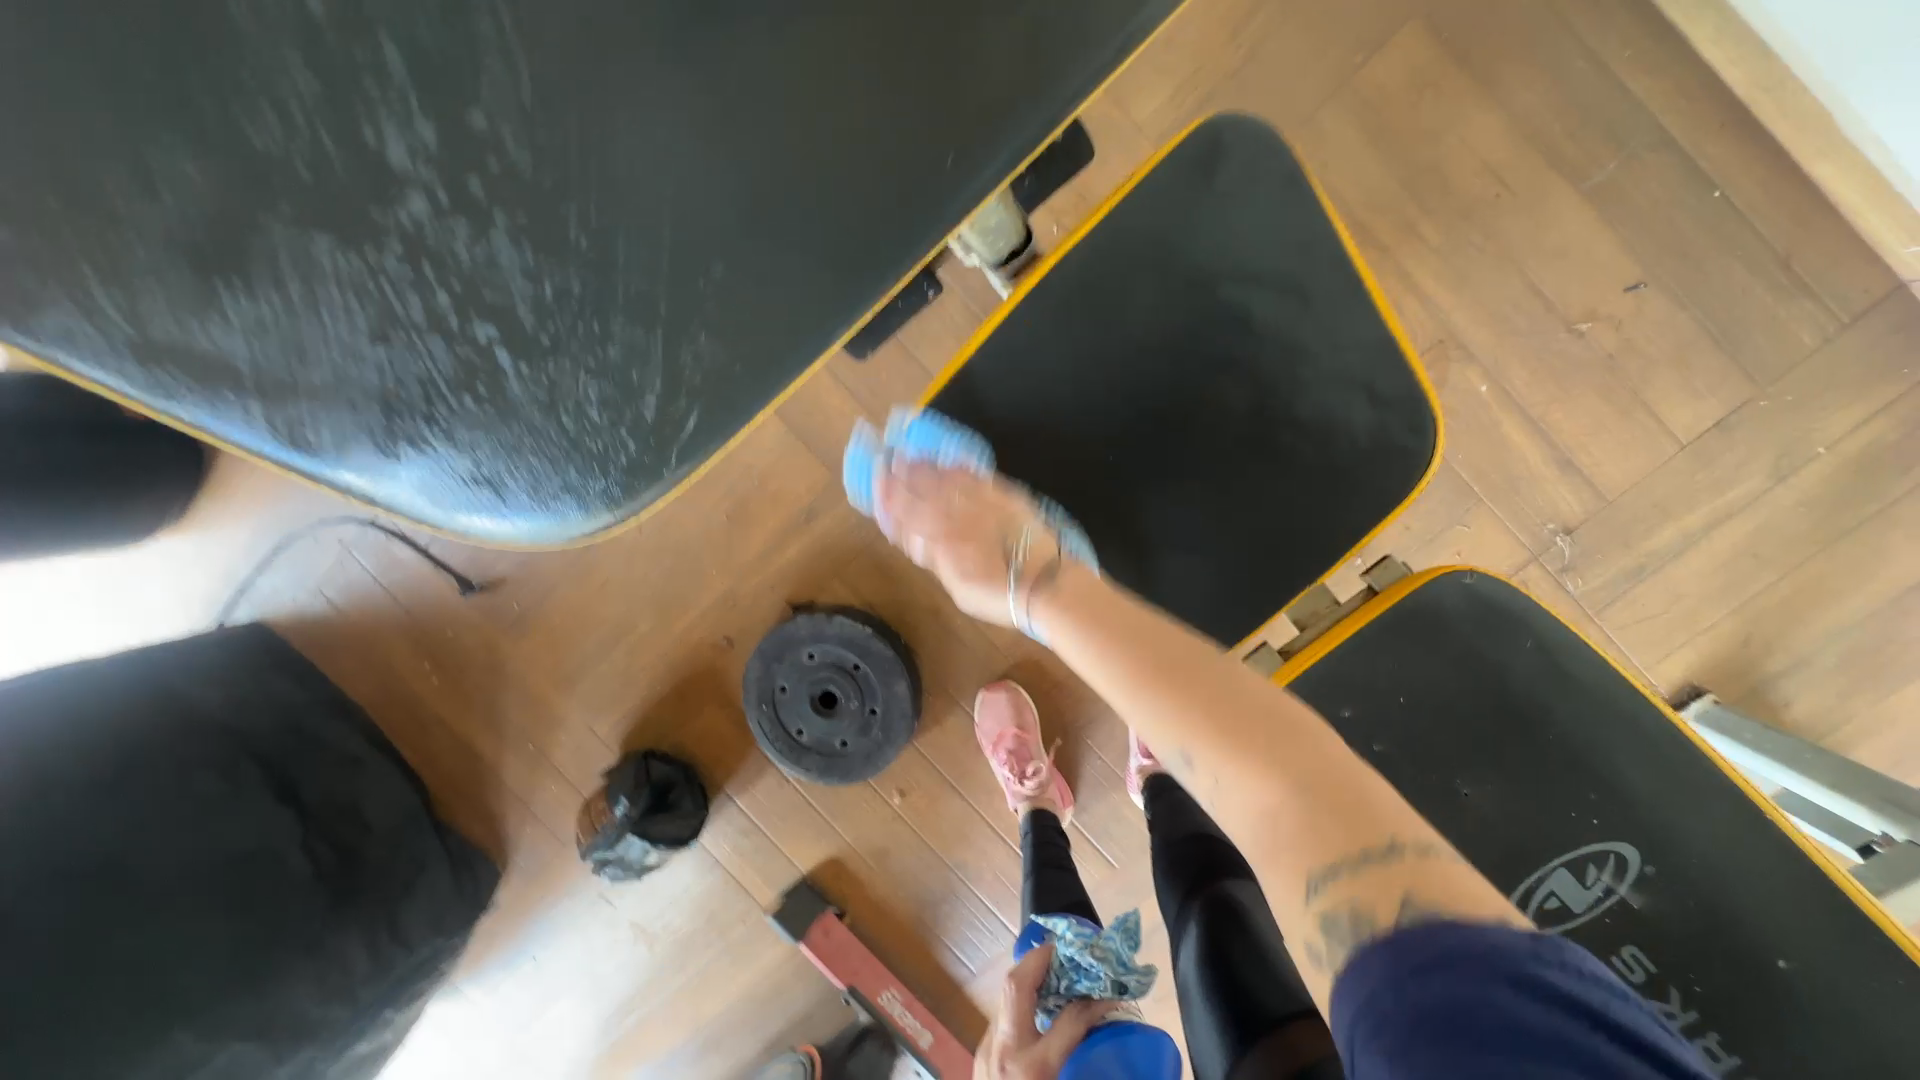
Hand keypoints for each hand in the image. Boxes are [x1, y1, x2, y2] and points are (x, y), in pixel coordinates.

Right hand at [875, 462, 1061, 628]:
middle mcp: (957, 516)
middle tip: (888, 462)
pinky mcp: (1005, 495)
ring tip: (911, 457)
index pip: (908, 514)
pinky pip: (976, 477)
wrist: (1044, 582)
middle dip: (903, 476)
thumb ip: (937, 560)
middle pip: (924, 491)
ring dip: (926, 468)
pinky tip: (950, 463)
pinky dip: (959, 468)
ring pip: (947, 480)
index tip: (877, 485)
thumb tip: (916, 540)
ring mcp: (982, 502)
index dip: (890, 499)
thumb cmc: (998, 595)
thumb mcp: (958, 586)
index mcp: (941, 540)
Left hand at [974, 944, 1108, 1079]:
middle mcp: (1005, 1052)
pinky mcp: (980, 1057)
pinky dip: (1021, 1004)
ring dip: (1029, 978)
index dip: (1092, 1003)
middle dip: (1039, 959)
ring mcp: (986, 1051)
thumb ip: (1077, 1049)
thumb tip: (1103, 1025)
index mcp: (1034, 1068)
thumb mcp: (1060, 1078)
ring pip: (1004, 998)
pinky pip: (1002, 1017)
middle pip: (1015, 986)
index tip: (1107, 993)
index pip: (1069, 1020)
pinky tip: (1039, 1010)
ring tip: (1057, 972)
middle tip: (1067, 950)